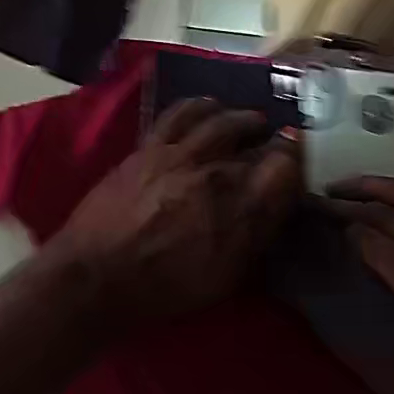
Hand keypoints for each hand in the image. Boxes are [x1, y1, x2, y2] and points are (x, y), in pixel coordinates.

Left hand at [47, 98, 301, 322]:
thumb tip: (274, 207)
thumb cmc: (163, 287)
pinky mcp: (148, 147)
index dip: (296, 164)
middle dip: (272, 142)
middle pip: (257, 143)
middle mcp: (214, 174)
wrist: (97, 272)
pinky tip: (208, 107)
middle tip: (275, 143)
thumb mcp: (225, 277)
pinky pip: (179, 113)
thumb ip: (254, 236)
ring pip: (220, 120)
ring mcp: (178, 155)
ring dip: (240, 118)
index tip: (296, 166)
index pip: (286, 169)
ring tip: (249, 121)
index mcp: (240, 211)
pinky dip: (199, 106)